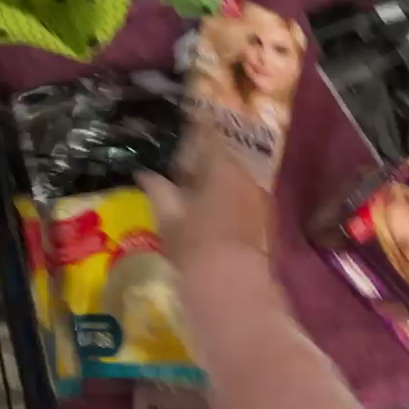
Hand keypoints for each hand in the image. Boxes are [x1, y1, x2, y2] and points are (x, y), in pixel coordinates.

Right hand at [137, 105, 270, 258]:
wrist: (234, 293)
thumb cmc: (195, 245)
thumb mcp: (168, 213)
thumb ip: (157, 187)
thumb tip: (144, 172)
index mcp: (223, 167)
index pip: (207, 132)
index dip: (191, 122)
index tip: (178, 115)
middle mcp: (246, 177)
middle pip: (221, 156)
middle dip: (199, 155)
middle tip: (175, 157)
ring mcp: (259, 201)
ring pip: (231, 177)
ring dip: (211, 177)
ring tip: (187, 182)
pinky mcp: (264, 223)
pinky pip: (239, 196)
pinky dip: (222, 195)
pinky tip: (204, 206)